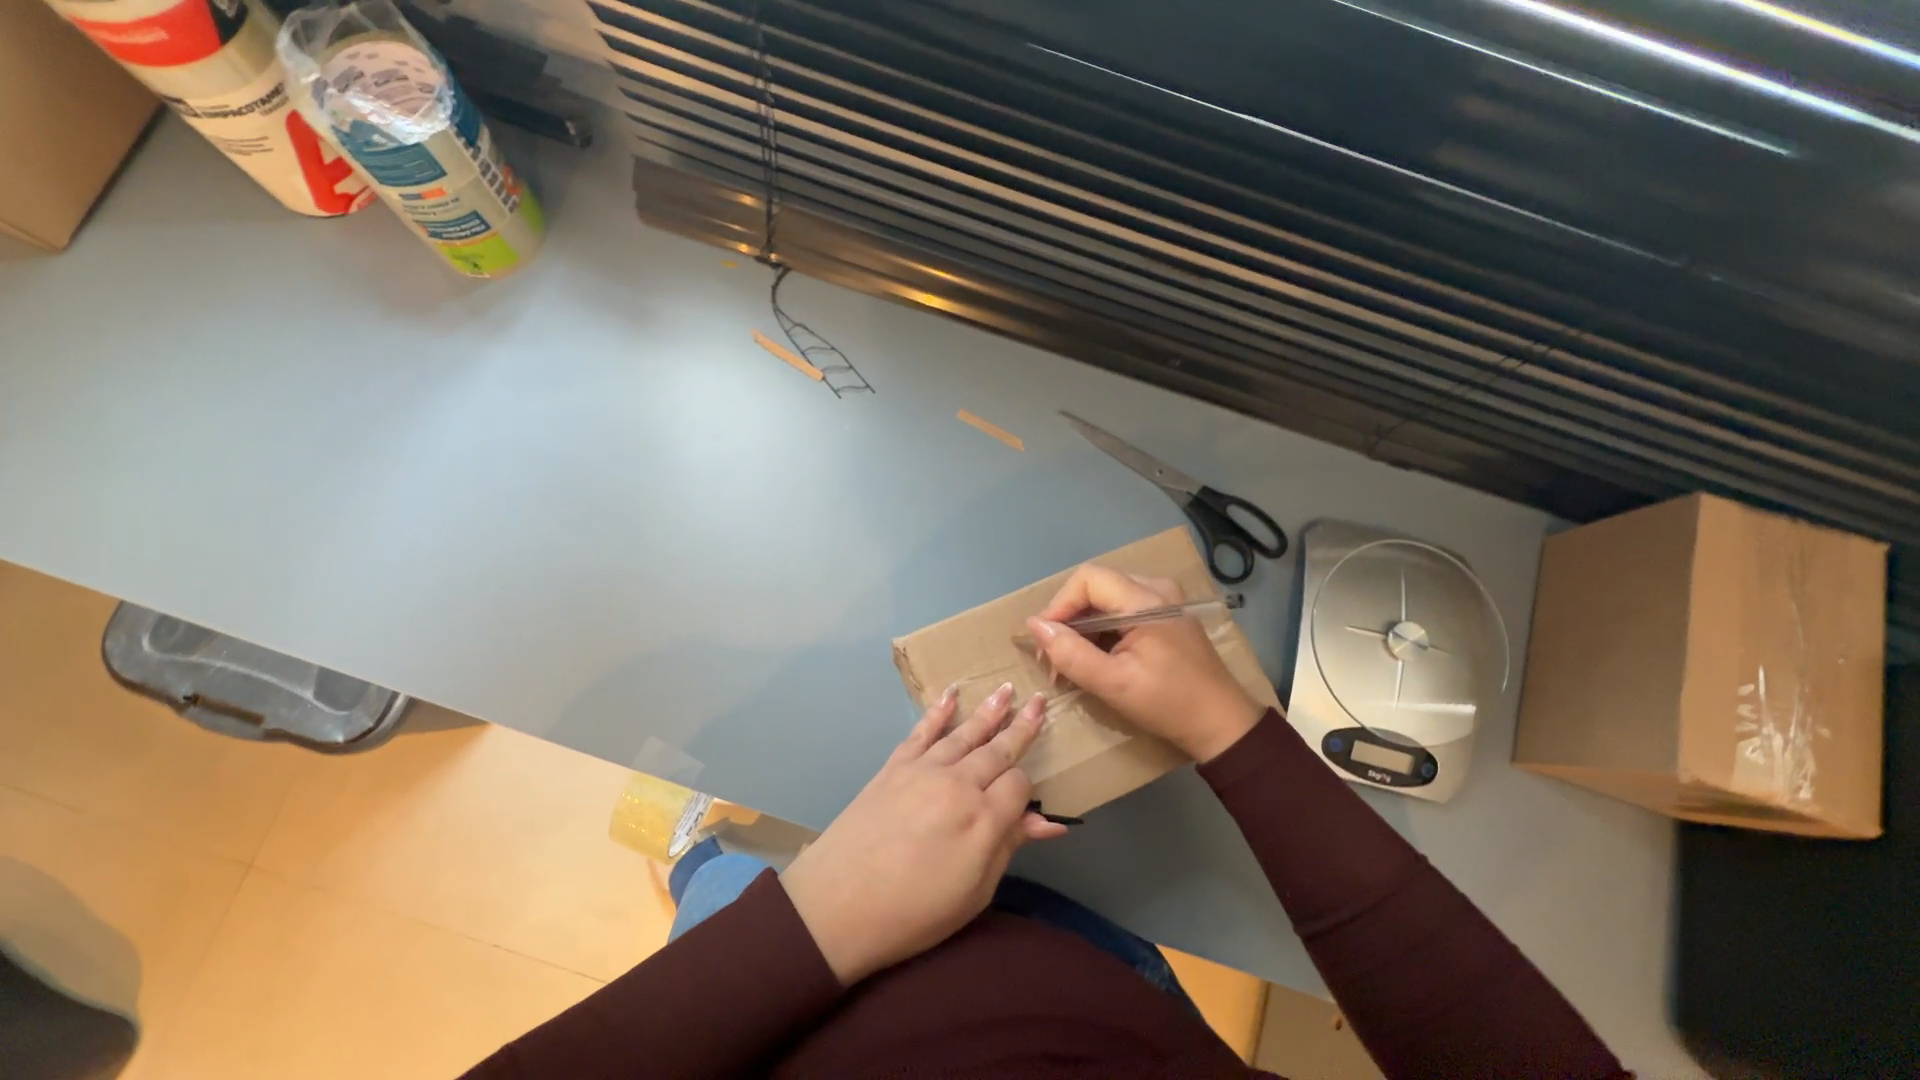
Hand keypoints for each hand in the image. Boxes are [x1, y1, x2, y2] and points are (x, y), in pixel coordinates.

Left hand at [779, 683, 1067, 984]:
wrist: (837, 906)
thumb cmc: (913, 913)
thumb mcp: (974, 893)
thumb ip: (1008, 847)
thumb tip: (1048, 821)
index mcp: (983, 818)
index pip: (1019, 785)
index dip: (1027, 791)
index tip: (1025, 803)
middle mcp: (958, 783)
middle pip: (998, 749)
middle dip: (1022, 726)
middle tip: (1040, 700)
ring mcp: (923, 770)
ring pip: (964, 733)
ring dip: (988, 710)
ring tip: (1006, 689)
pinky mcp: (894, 767)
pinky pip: (922, 732)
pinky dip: (938, 712)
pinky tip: (951, 695)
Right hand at [1025, 564, 1263, 763]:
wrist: (1222, 723)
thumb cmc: (1168, 703)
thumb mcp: (1113, 684)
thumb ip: (1070, 653)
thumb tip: (1034, 626)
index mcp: (1146, 599)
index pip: (1087, 579)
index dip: (1059, 605)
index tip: (1045, 641)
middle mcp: (1156, 588)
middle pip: (1095, 587)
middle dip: (1068, 620)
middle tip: (1053, 659)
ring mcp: (1164, 600)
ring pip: (1106, 600)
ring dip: (1083, 628)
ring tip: (1070, 664)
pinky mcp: (1165, 616)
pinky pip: (1122, 611)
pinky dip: (1102, 632)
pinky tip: (1095, 660)